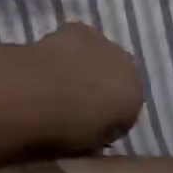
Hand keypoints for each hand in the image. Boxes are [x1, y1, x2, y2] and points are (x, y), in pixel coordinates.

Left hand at [27, 21, 144, 151]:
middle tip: (77, 101)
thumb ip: (100, 133)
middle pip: (118, 78)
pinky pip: (79, 42)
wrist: (39, 93)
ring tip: (60, 81)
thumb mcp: (90, 143)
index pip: (127, 111)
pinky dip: (69, 50)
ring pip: (100, 57)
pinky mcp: (81, 29)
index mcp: (134, 99)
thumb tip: (97, 128)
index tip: (92, 124)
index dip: (110, 118)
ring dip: (87, 66)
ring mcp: (105, 44)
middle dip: (103, 87)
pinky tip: (51, 62)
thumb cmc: (66, 127)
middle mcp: (128, 68)